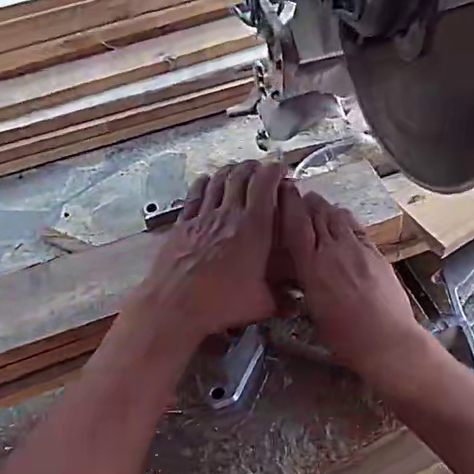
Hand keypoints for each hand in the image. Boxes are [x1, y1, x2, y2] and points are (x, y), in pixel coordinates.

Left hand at [125, 161, 282, 350]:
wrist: (175, 306)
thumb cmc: (222, 304)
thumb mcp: (262, 304)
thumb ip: (283, 300)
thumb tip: (298, 304)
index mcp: (254, 228)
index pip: (265, 184)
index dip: (274, 170)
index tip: (282, 169)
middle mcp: (228, 215)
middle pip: (241, 175)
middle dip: (254, 167)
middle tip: (262, 169)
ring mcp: (203, 217)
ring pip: (217, 181)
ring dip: (230, 171)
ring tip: (239, 171)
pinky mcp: (182, 225)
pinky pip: (195, 195)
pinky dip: (204, 183)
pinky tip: (207, 180)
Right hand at [277, 181, 432, 377]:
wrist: (386, 339)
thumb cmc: (346, 336)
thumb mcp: (315, 310)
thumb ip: (308, 284)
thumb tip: (304, 273)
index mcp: (312, 267)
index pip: (296, 224)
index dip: (288, 203)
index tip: (282, 190)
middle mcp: (333, 251)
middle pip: (318, 214)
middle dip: (307, 202)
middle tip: (299, 196)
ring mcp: (357, 249)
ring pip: (339, 217)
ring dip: (327, 209)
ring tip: (320, 208)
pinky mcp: (376, 253)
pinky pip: (357, 228)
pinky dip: (346, 221)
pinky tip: (344, 224)